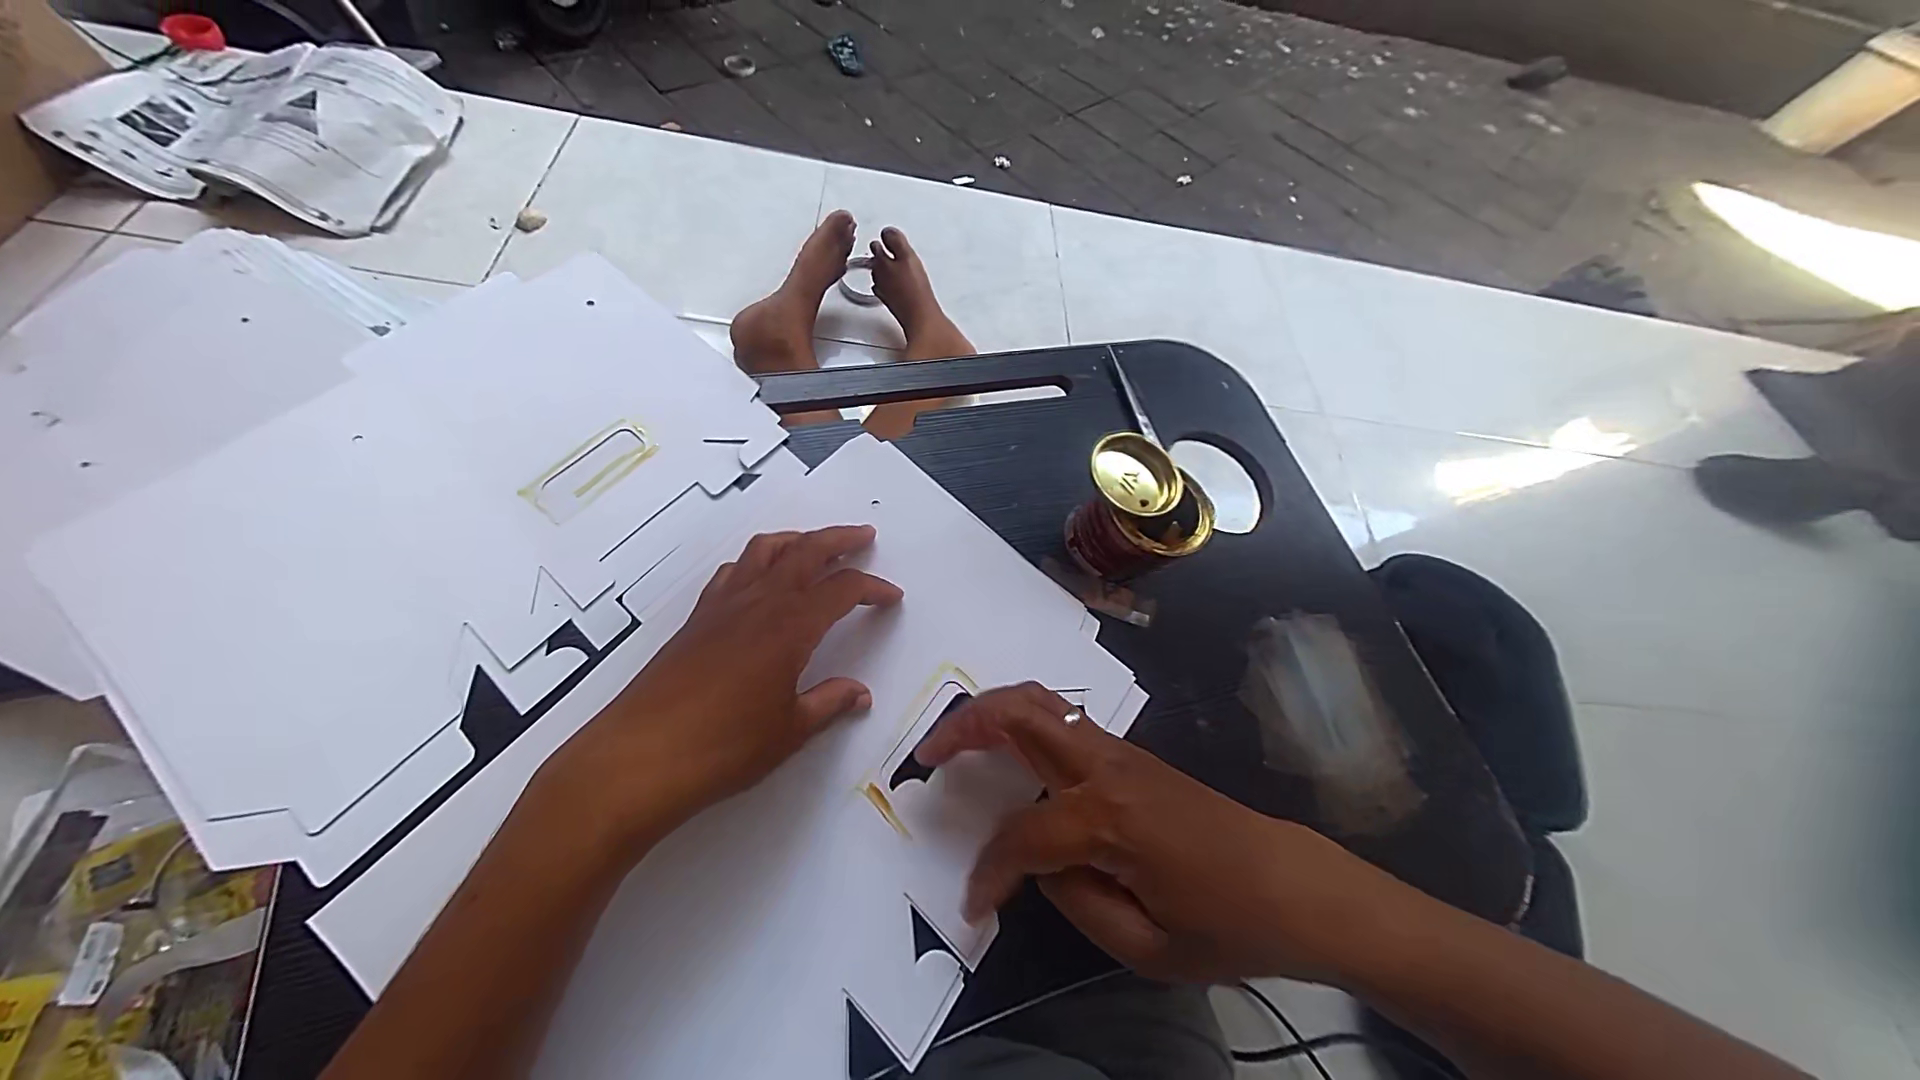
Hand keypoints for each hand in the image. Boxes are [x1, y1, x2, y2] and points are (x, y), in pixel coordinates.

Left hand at [535, 526, 902, 856]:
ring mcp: (723, 607)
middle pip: (806, 552)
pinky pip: (733, 572)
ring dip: (796, 540)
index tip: (890, 596)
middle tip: (863, 536)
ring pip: (765, 551)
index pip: (842, 590)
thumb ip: (829, 703)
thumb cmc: (722, 747)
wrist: (640, 758)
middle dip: (840, 540)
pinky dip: (755, 562)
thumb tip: (857, 694)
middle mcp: (758, 604)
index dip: (872, 588)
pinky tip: (759, 579)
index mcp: (790, 626)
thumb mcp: (790, 730)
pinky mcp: (696, 620)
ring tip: (815, 544)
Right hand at [916, 683, 1420, 985]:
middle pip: (1020, 715)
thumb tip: (1038, 864)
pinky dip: (1021, 719)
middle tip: (929, 755)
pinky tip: (1008, 747)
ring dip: (990, 711)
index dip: (990, 872)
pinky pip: (1062, 720)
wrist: (1291, 885)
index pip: (1023, 836)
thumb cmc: (1225, 924)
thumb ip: (1073, 899)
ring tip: (956, 741)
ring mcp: (1119, 752)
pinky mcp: (1129, 754)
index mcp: (1106, 818)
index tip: (976, 903)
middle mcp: (1106, 767)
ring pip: (1041, 702)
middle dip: (964, 727)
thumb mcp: (1144, 945)